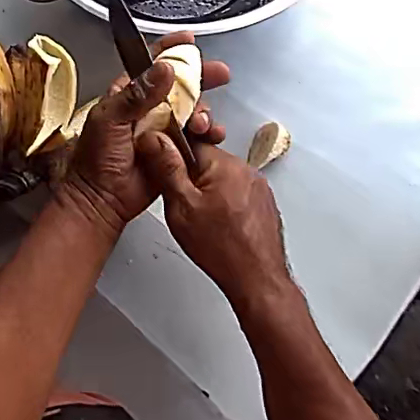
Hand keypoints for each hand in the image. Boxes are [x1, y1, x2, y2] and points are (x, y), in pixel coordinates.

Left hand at [54, 32, 230, 235]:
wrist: (102, 199)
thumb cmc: (95, 159)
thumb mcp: (111, 119)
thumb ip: (137, 94)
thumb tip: (163, 69)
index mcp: (129, 92)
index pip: (151, 62)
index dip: (170, 49)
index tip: (188, 41)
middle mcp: (150, 107)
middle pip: (181, 83)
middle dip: (202, 76)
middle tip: (219, 73)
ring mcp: (165, 127)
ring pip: (194, 109)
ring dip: (204, 110)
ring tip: (202, 121)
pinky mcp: (177, 149)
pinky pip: (199, 136)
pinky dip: (210, 133)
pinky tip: (211, 134)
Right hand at [135, 136, 291, 313]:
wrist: (257, 279)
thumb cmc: (223, 249)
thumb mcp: (181, 207)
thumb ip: (167, 169)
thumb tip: (155, 140)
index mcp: (224, 164)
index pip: (190, 142)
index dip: (173, 159)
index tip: (166, 172)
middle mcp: (245, 169)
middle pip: (207, 160)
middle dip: (192, 178)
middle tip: (185, 204)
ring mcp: (258, 186)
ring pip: (222, 177)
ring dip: (211, 191)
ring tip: (205, 219)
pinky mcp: (264, 201)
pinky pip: (238, 192)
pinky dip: (228, 203)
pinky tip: (221, 225)